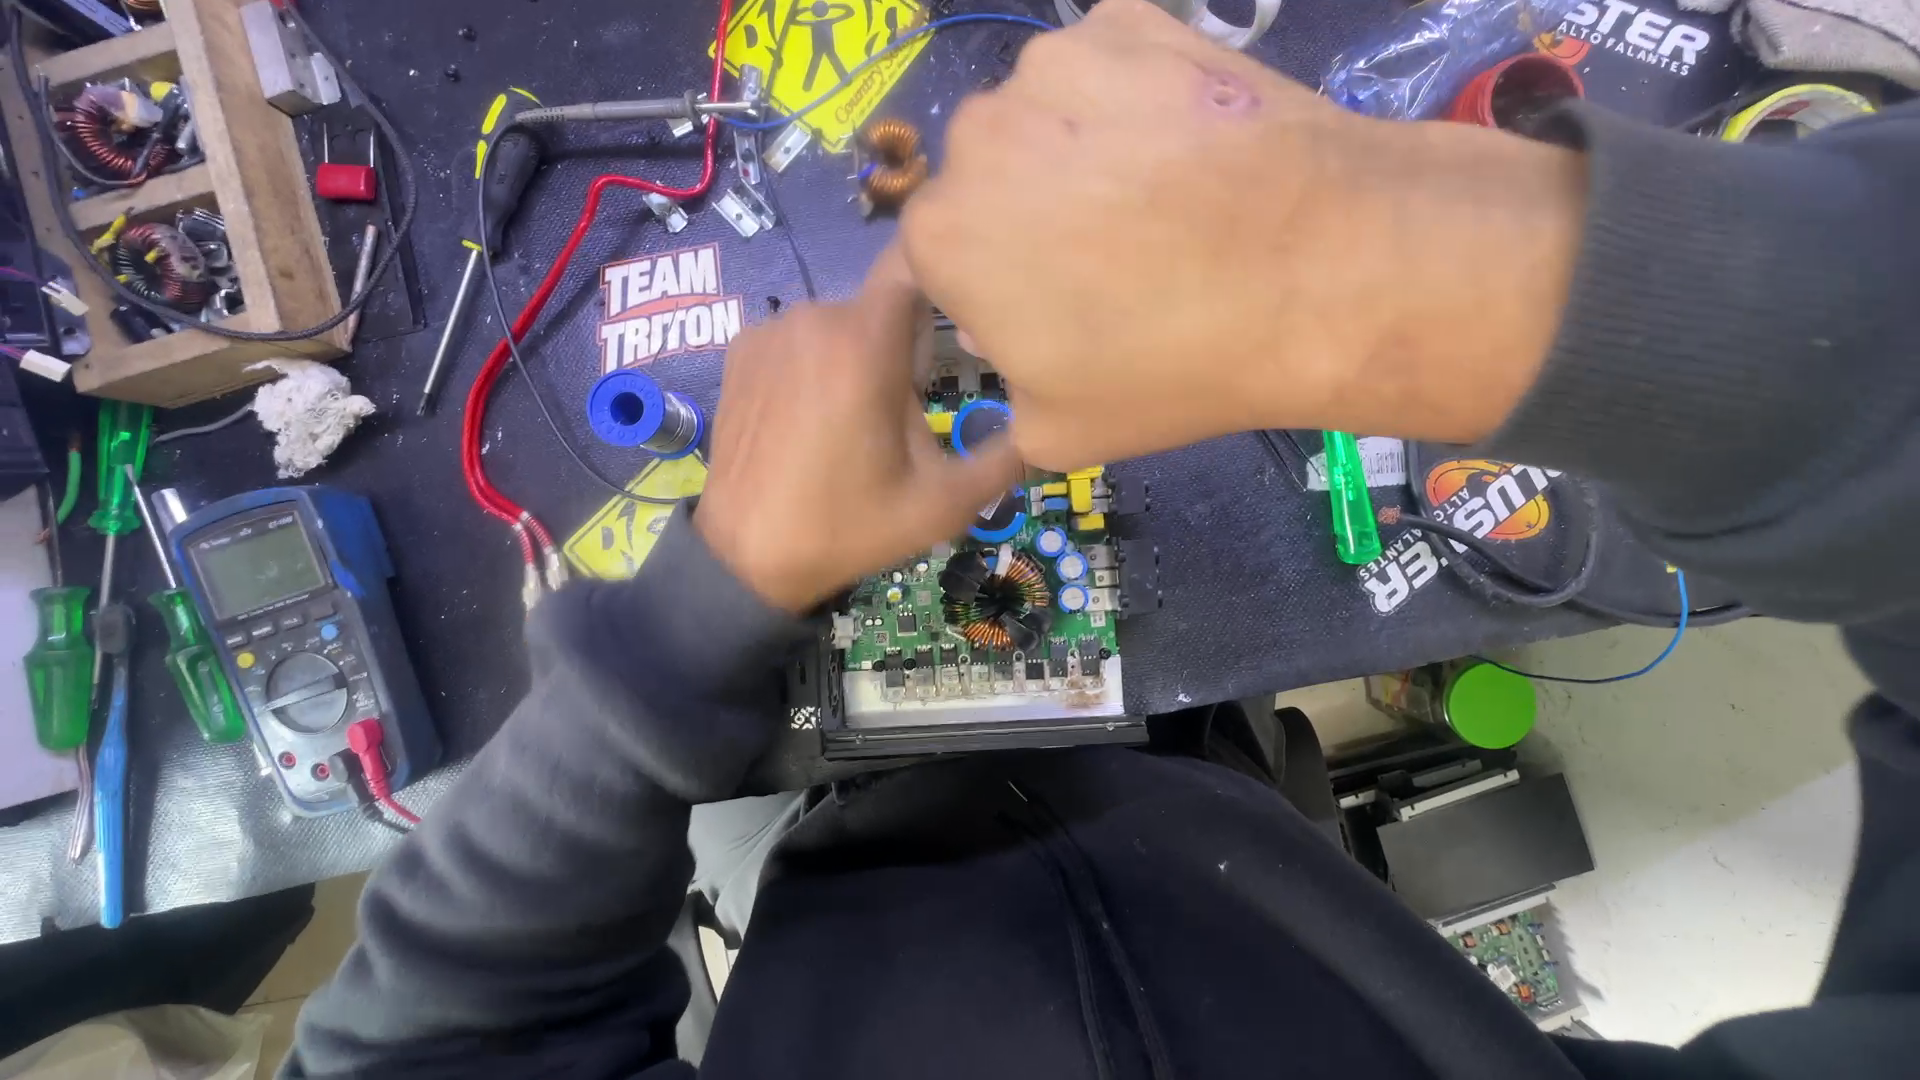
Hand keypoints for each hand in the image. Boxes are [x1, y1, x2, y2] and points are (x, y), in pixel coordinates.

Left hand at [695, 249, 1022, 613]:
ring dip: (859, 358)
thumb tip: (1048, 422)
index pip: (917, 262)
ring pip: (841, 325)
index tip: (966, 321)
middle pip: (883, 306)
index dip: (948, 279)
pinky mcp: (740, 351)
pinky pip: (800, 341)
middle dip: (903, 347)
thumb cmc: (851, 528)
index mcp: (864, 342)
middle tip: (905, 418)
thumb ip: (1005, 457)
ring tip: (854, 427)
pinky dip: (817, 366)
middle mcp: (814, 317)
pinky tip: (810, 421)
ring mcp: (770, 331)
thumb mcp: (944, 504)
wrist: (748, 559)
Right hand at [900, 0, 1584, 469]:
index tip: (1045, 307)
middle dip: (1024, 216)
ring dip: (1073, 154)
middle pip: (986, 181)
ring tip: (1154, 202)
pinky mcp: (1132, 21)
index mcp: (943, 234)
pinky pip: (1104, 73)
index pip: (942, 258)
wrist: (1318, 275)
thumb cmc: (1166, 367)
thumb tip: (1005, 338)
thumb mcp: (1054, 432)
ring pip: (1042, 119)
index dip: (990, 288)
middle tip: (1105, 257)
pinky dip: (1128, 105)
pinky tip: (1181, 150)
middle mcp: (977, 134)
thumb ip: (1001, 389)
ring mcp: (1055, 64)